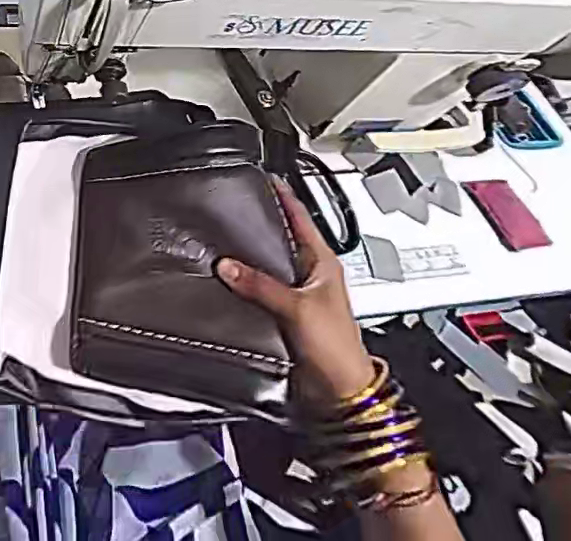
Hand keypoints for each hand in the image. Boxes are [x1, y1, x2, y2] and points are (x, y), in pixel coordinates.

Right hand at [217, 180, 376, 403]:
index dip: (285, 196)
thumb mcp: (296, 308)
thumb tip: (228, 265)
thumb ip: (260, 285)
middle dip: (265, 222)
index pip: (301, 217)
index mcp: (323, 262)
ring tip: (234, 238)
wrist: (342, 392)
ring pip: (275, 264)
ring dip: (256, 256)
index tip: (269, 178)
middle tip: (243, 204)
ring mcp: (303, 294)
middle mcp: (314, 274)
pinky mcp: (292, 314)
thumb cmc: (337, 348)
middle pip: (286, 238)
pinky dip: (252, 281)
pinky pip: (267, 289)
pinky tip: (237, 279)